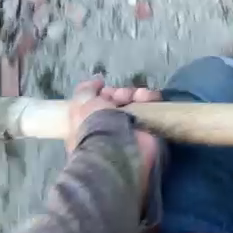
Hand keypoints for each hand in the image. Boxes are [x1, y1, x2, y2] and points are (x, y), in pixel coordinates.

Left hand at [67, 76, 162, 196]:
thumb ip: (86, 90)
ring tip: (138, 96)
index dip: (105, 92)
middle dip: (122, 93)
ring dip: (137, 94)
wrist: (115, 152)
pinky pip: (152, 106)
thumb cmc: (93, 129)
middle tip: (121, 96)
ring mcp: (131, 129)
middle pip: (121, 100)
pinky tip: (148, 98)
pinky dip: (151, 99)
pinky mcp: (148, 130)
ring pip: (137, 101)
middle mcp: (112, 125)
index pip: (103, 102)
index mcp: (93, 123)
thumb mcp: (81, 106)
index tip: (105, 90)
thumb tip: (98, 80)